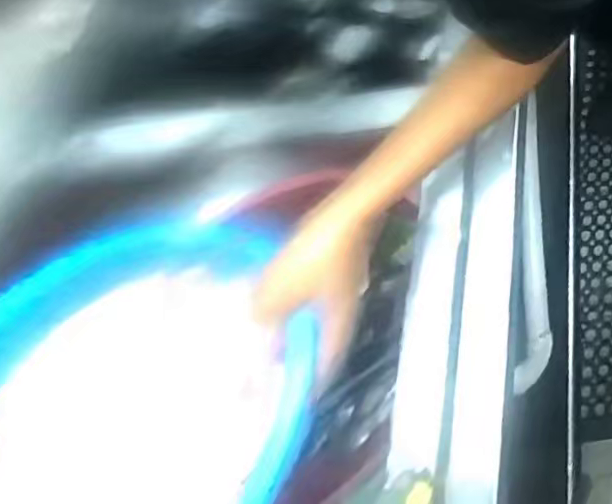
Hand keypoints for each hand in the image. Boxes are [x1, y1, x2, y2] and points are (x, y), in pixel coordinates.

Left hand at [253, 206, 376, 379]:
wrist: (347, 212)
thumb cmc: (313, 258)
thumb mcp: (276, 298)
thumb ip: (266, 328)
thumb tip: (264, 352)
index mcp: (336, 320)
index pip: (326, 361)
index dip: (313, 382)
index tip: (298, 399)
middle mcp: (347, 306)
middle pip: (325, 338)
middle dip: (303, 353)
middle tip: (277, 366)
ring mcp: (346, 283)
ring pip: (320, 316)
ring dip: (300, 328)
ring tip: (273, 332)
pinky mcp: (340, 266)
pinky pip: (317, 297)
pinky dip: (300, 306)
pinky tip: (284, 299)